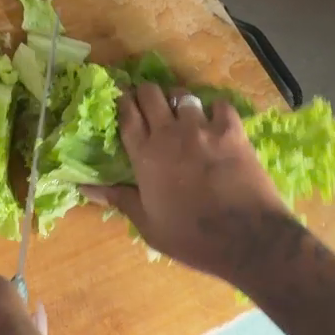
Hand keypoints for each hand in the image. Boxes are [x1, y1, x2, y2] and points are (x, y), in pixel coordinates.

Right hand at [82, 81, 288, 278]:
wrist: (249, 241)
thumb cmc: (193, 238)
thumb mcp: (149, 225)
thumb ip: (119, 199)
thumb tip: (85, 188)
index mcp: (145, 155)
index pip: (126, 114)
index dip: (123, 102)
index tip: (122, 100)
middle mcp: (169, 133)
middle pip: (150, 94)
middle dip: (147, 95)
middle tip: (151, 108)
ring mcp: (202, 129)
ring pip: (182, 95)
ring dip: (178, 101)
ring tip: (182, 113)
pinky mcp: (232, 131)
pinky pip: (220, 105)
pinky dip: (215, 110)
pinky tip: (216, 123)